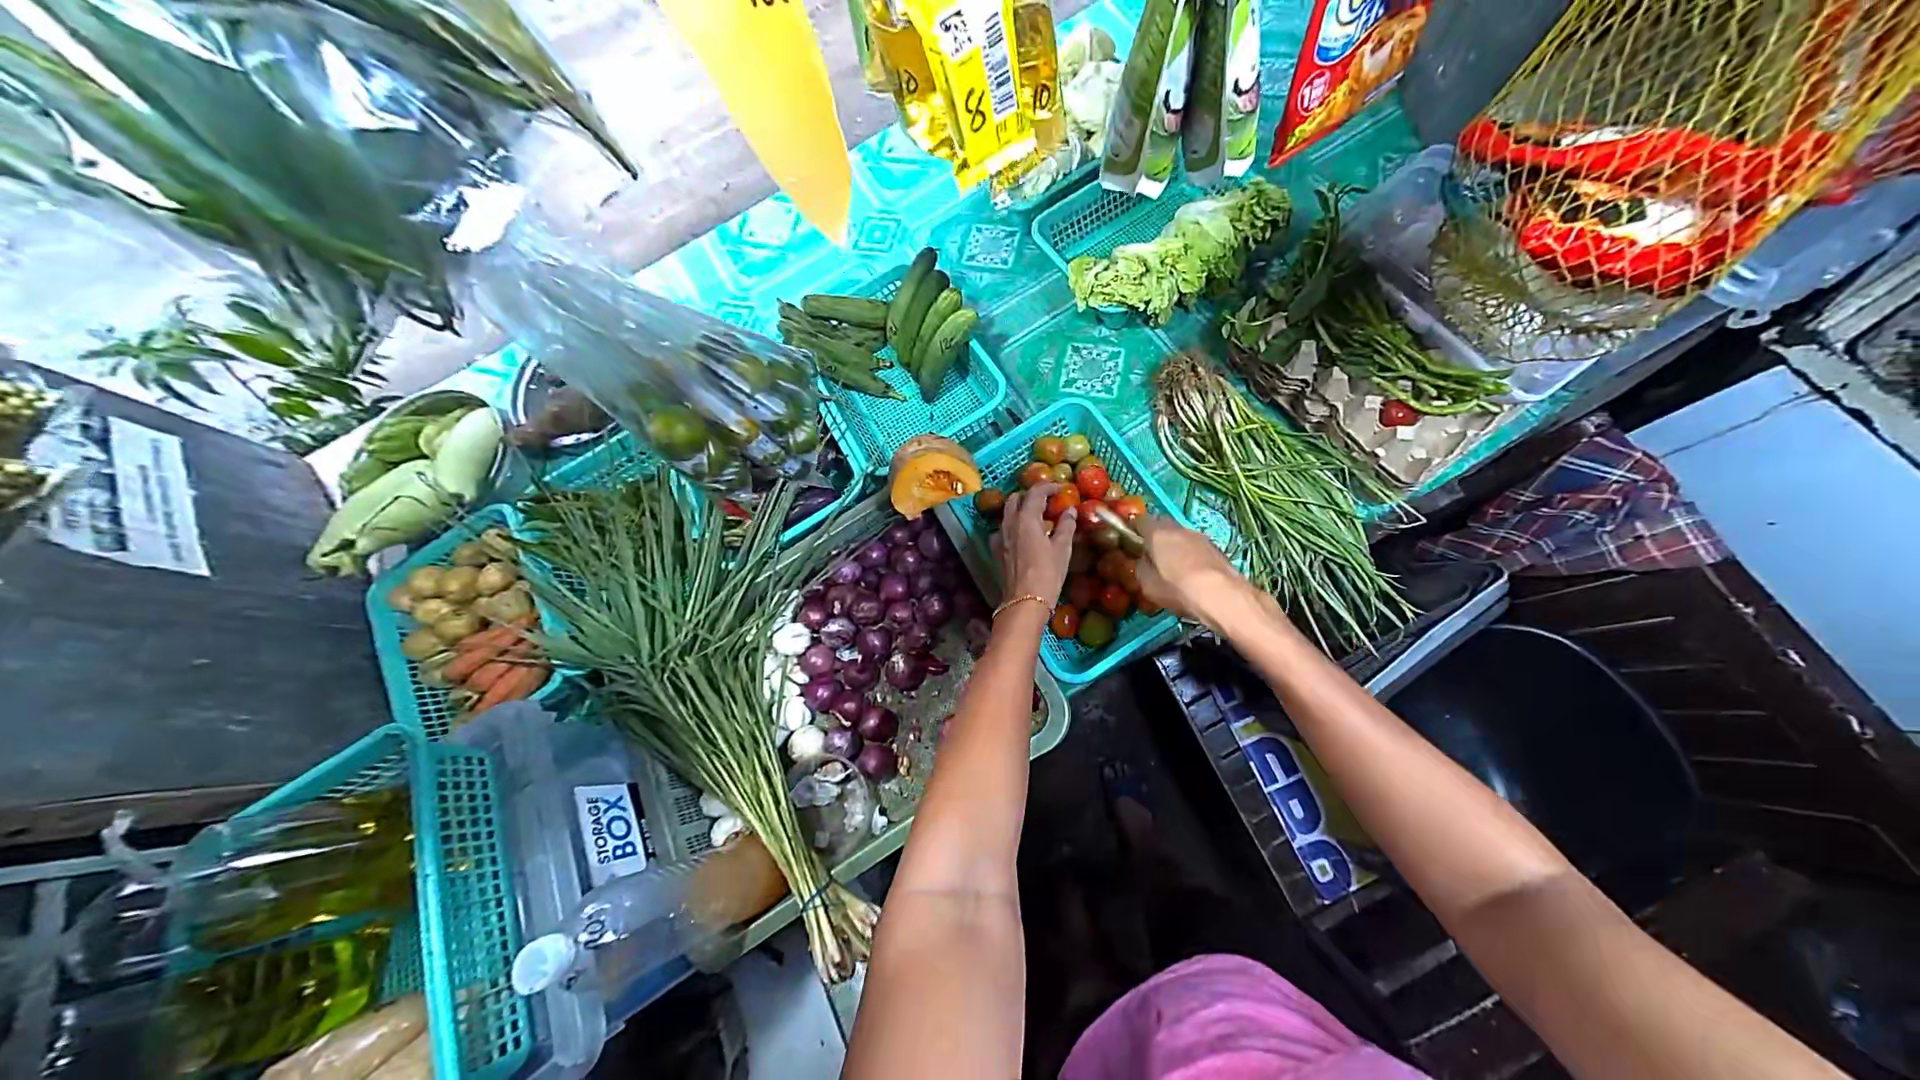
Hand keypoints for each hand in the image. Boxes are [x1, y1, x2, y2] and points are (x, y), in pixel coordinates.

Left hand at [993, 483, 1075, 607]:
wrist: (1024, 602)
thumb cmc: (1047, 573)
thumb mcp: (1062, 549)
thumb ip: (1066, 526)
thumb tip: (1070, 511)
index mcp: (1026, 518)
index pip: (1035, 493)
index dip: (1047, 487)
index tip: (1059, 488)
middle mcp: (1008, 523)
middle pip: (1015, 499)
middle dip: (1030, 496)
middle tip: (1046, 502)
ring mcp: (999, 537)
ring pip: (1007, 514)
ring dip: (1020, 510)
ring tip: (1036, 518)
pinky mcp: (996, 551)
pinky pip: (1003, 530)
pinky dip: (1013, 526)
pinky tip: (1022, 536)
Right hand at [1135, 516, 1270, 632]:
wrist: (1221, 594)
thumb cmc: (1177, 588)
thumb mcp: (1146, 584)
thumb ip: (1140, 568)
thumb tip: (1144, 561)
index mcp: (1156, 533)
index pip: (1139, 521)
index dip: (1134, 531)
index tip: (1131, 543)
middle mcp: (1177, 528)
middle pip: (1162, 525)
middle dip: (1156, 536)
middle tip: (1151, 555)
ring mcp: (1199, 536)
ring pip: (1180, 535)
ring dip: (1175, 545)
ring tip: (1173, 566)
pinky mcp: (1215, 547)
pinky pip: (1195, 546)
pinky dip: (1190, 555)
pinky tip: (1191, 573)